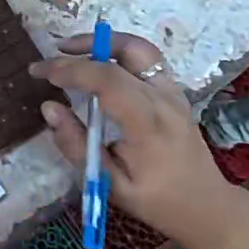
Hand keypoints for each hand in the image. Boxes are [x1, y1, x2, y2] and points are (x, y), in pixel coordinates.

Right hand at [30, 32, 241, 241]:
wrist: (207, 206)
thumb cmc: (156, 201)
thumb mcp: (109, 184)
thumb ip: (77, 145)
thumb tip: (49, 108)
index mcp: (148, 124)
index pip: (108, 80)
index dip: (72, 70)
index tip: (41, 73)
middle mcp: (165, 98)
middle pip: (125, 51)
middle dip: (83, 47)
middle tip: (52, 55)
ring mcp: (174, 91)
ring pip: (139, 48)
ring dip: (104, 42)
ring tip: (73, 51)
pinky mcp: (175, 91)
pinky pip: (146, 59)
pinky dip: (118, 52)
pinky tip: (98, 65)